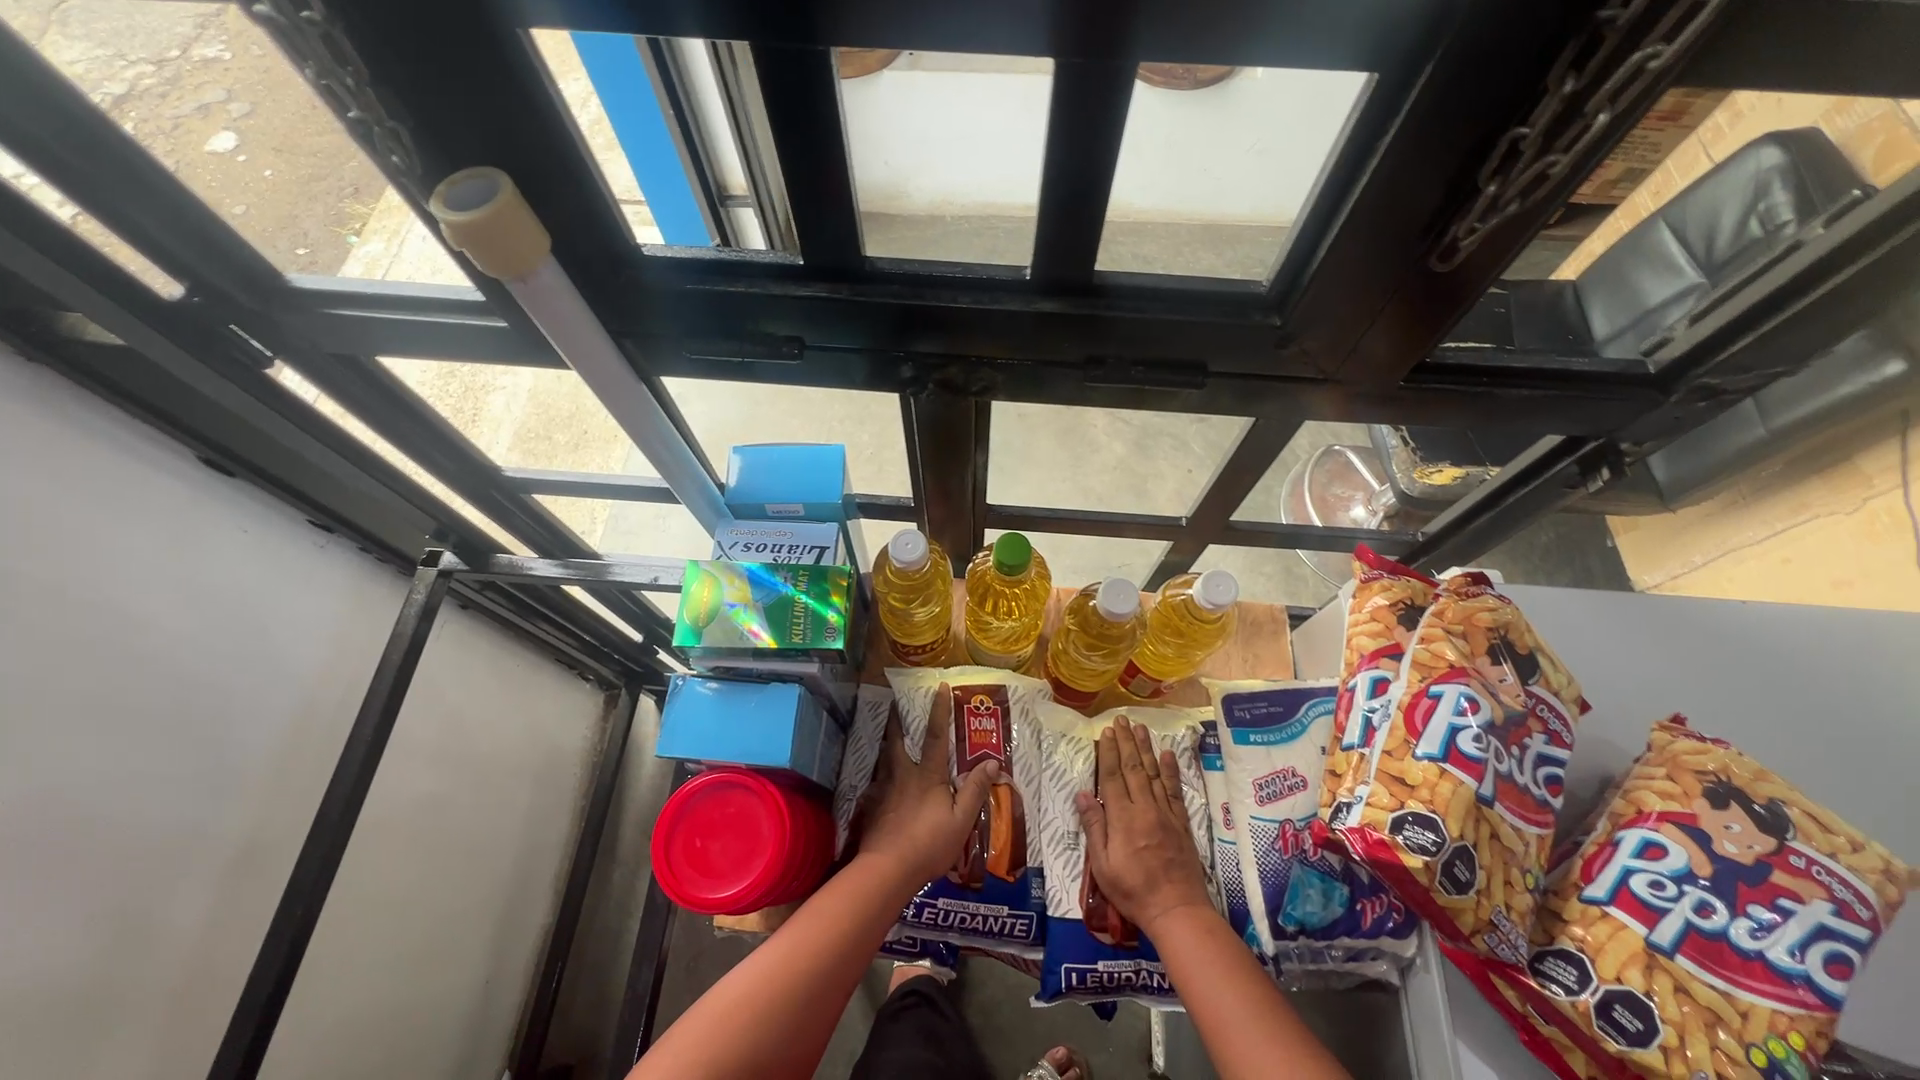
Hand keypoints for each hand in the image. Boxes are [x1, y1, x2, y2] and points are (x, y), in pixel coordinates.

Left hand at [857, 683, 998, 889]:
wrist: (886, 869)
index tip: (939, 687)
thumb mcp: (961, 820)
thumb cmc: (929, 844)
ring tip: (889, 734)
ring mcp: (885, 790)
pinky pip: (877, 782)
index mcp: (927, 775)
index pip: (936, 736)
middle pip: (897, 740)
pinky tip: (881, 780)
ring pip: (885, 758)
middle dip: (896, 719)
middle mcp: (903, 775)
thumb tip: (990, 761)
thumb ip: (974, 790)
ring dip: (887, 742)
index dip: (939, 710)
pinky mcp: (873, 807)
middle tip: (894, 703)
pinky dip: (880, 773)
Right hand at [1075, 715, 1213, 936]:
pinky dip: (1171, 771)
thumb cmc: (1133, 892)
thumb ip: (1094, 827)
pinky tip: (1168, 755)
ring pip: (1155, 774)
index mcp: (1122, 818)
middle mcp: (1145, 809)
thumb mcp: (1102, 866)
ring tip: (1141, 728)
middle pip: (1134, 769)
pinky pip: (1175, 791)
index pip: (1112, 777)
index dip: (1107, 753)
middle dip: (1126, 743)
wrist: (1176, 910)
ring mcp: (1166, 814)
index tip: (1105, 732)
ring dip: (1146, 749)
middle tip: (1122, 720)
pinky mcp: (1181, 823)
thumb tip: (1082, 794)